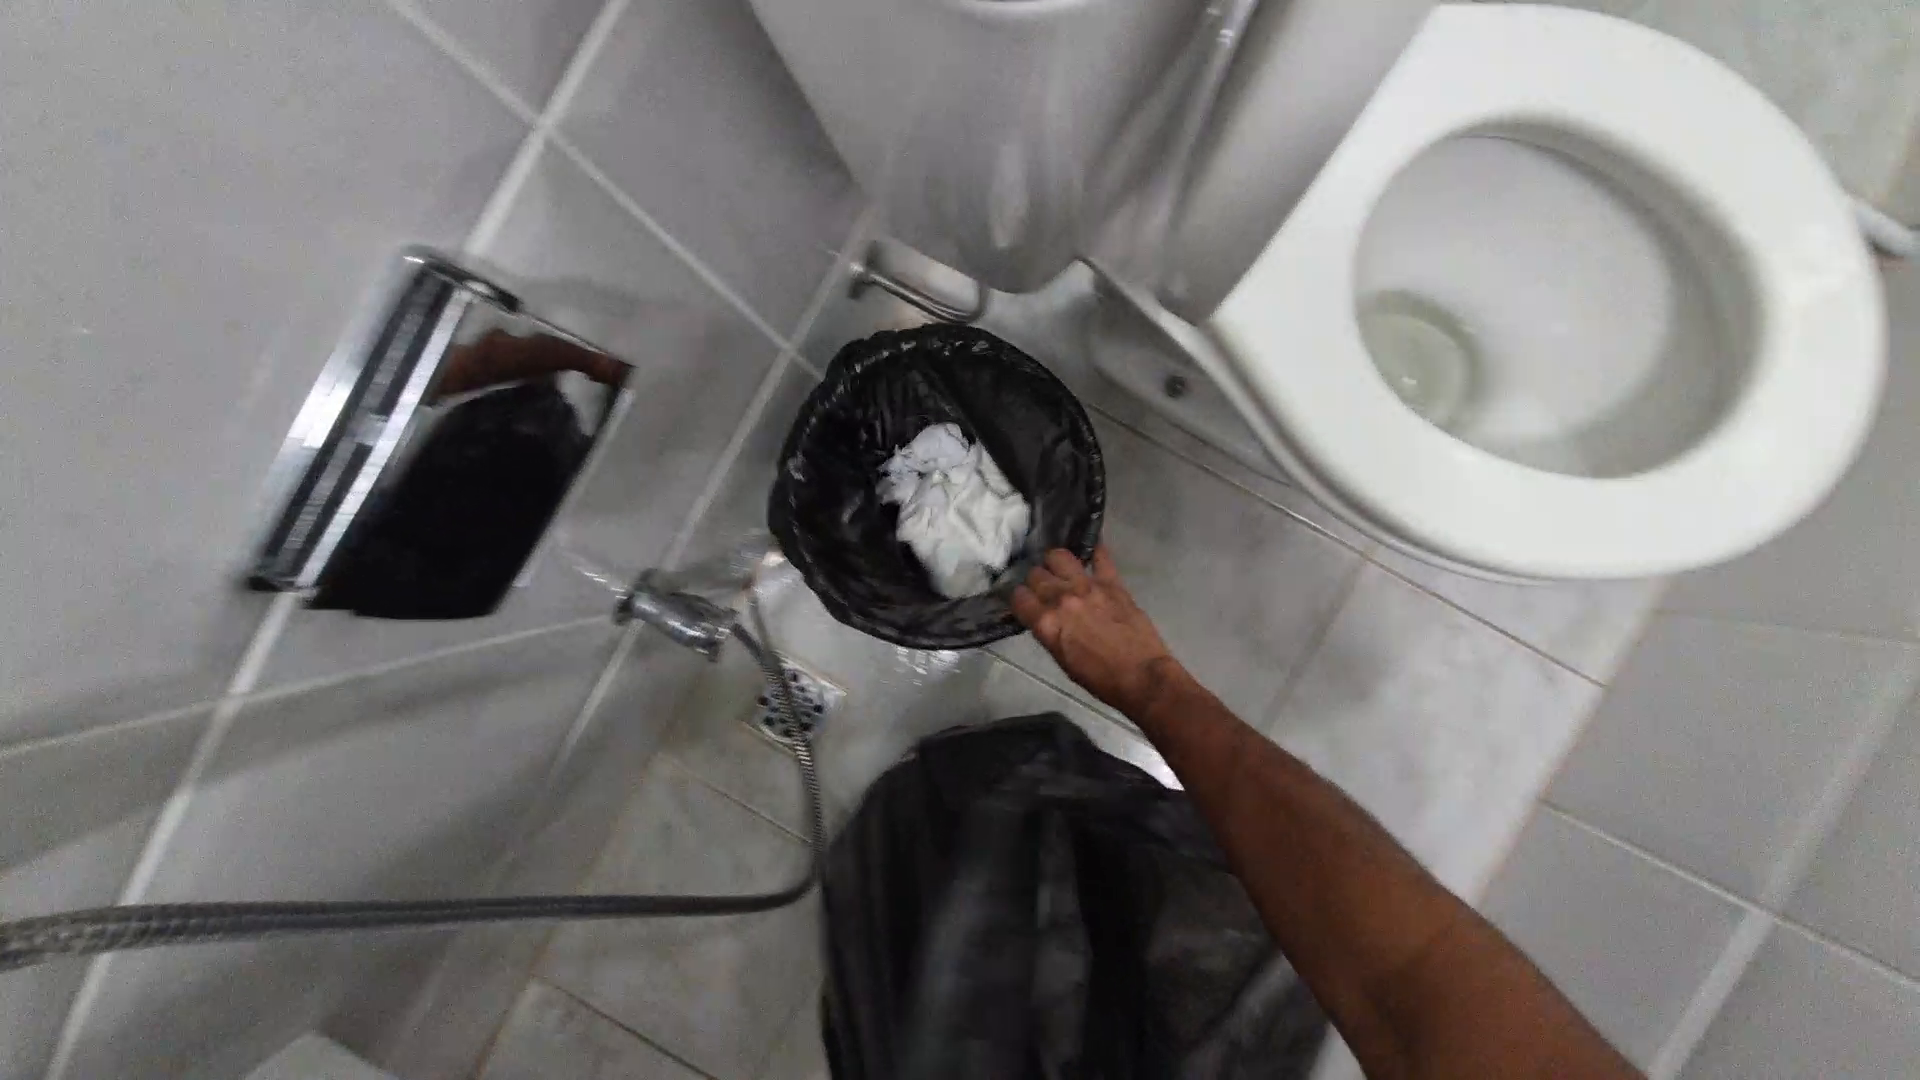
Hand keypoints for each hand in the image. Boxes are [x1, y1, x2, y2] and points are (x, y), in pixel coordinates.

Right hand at [1011, 546, 1180, 715]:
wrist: (1142, 677)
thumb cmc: (1100, 679)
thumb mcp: (1062, 660)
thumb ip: (1048, 632)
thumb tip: (1042, 617)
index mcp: (1047, 623)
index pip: (1018, 597)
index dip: (1019, 599)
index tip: (1024, 602)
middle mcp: (1062, 599)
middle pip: (1036, 574)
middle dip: (1035, 580)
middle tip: (1043, 587)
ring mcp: (1088, 587)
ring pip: (1059, 556)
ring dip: (1055, 561)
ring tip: (1060, 568)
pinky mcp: (1113, 583)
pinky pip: (1100, 557)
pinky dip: (1095, 549)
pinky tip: (1091, 548)